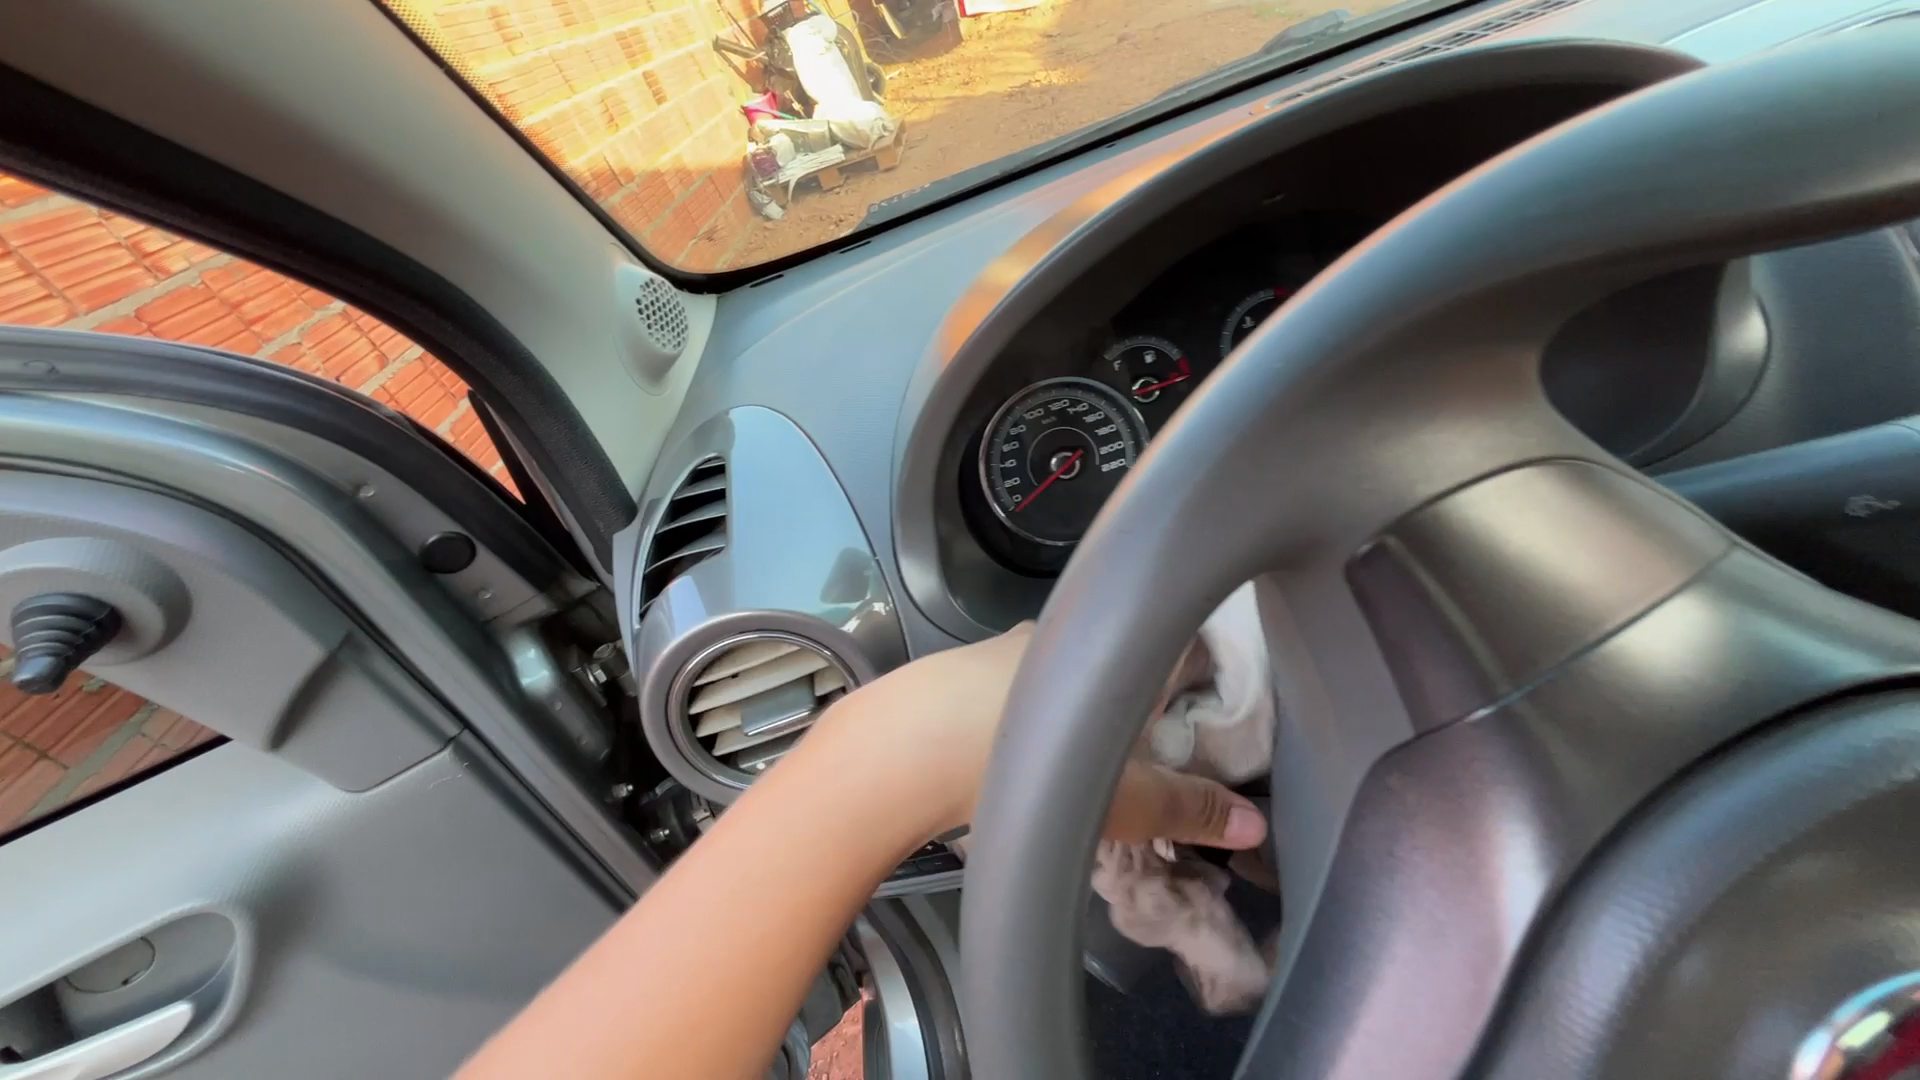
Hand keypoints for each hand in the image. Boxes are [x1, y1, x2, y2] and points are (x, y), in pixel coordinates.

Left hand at [799, 623, 1267, 850]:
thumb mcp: (1126, 799)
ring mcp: (1013, 644)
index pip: (1179, 644)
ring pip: (1064, 668)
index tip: (1203, 711)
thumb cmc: (1035, 764)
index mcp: (1119, 652)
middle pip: (1119, 656)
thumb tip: (1253, 824)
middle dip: (1132, 696)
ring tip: (1074, 753)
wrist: (912, 744)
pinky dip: (1024, 708)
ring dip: (1075, 702)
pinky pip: (1015, 682)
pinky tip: (1013, 744)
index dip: (1198, 674)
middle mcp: (1068, 634)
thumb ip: (1189, 809)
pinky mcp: (967, 663)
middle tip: (1140, 746)